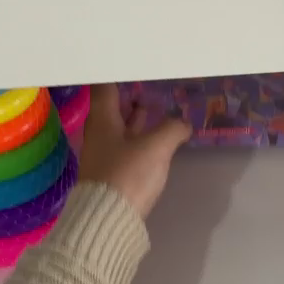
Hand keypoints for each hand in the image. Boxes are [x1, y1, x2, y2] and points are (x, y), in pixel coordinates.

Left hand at [77, 83, 191, 218]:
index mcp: (103, 119)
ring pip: (123, 127)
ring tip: (160, 104)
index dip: (118, 72)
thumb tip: (183, 123)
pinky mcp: (115, 171)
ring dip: (139, 117)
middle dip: (133, 94)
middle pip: (115, 106)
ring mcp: (107, 153)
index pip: (105, 86)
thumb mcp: (156, 147)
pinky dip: (143, 137)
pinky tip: (160, 136)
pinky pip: (130, 145)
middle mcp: (101, 133)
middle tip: (153, 81)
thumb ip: (172, 128)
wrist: (108, 220)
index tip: (134, 63)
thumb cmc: (127, 175)